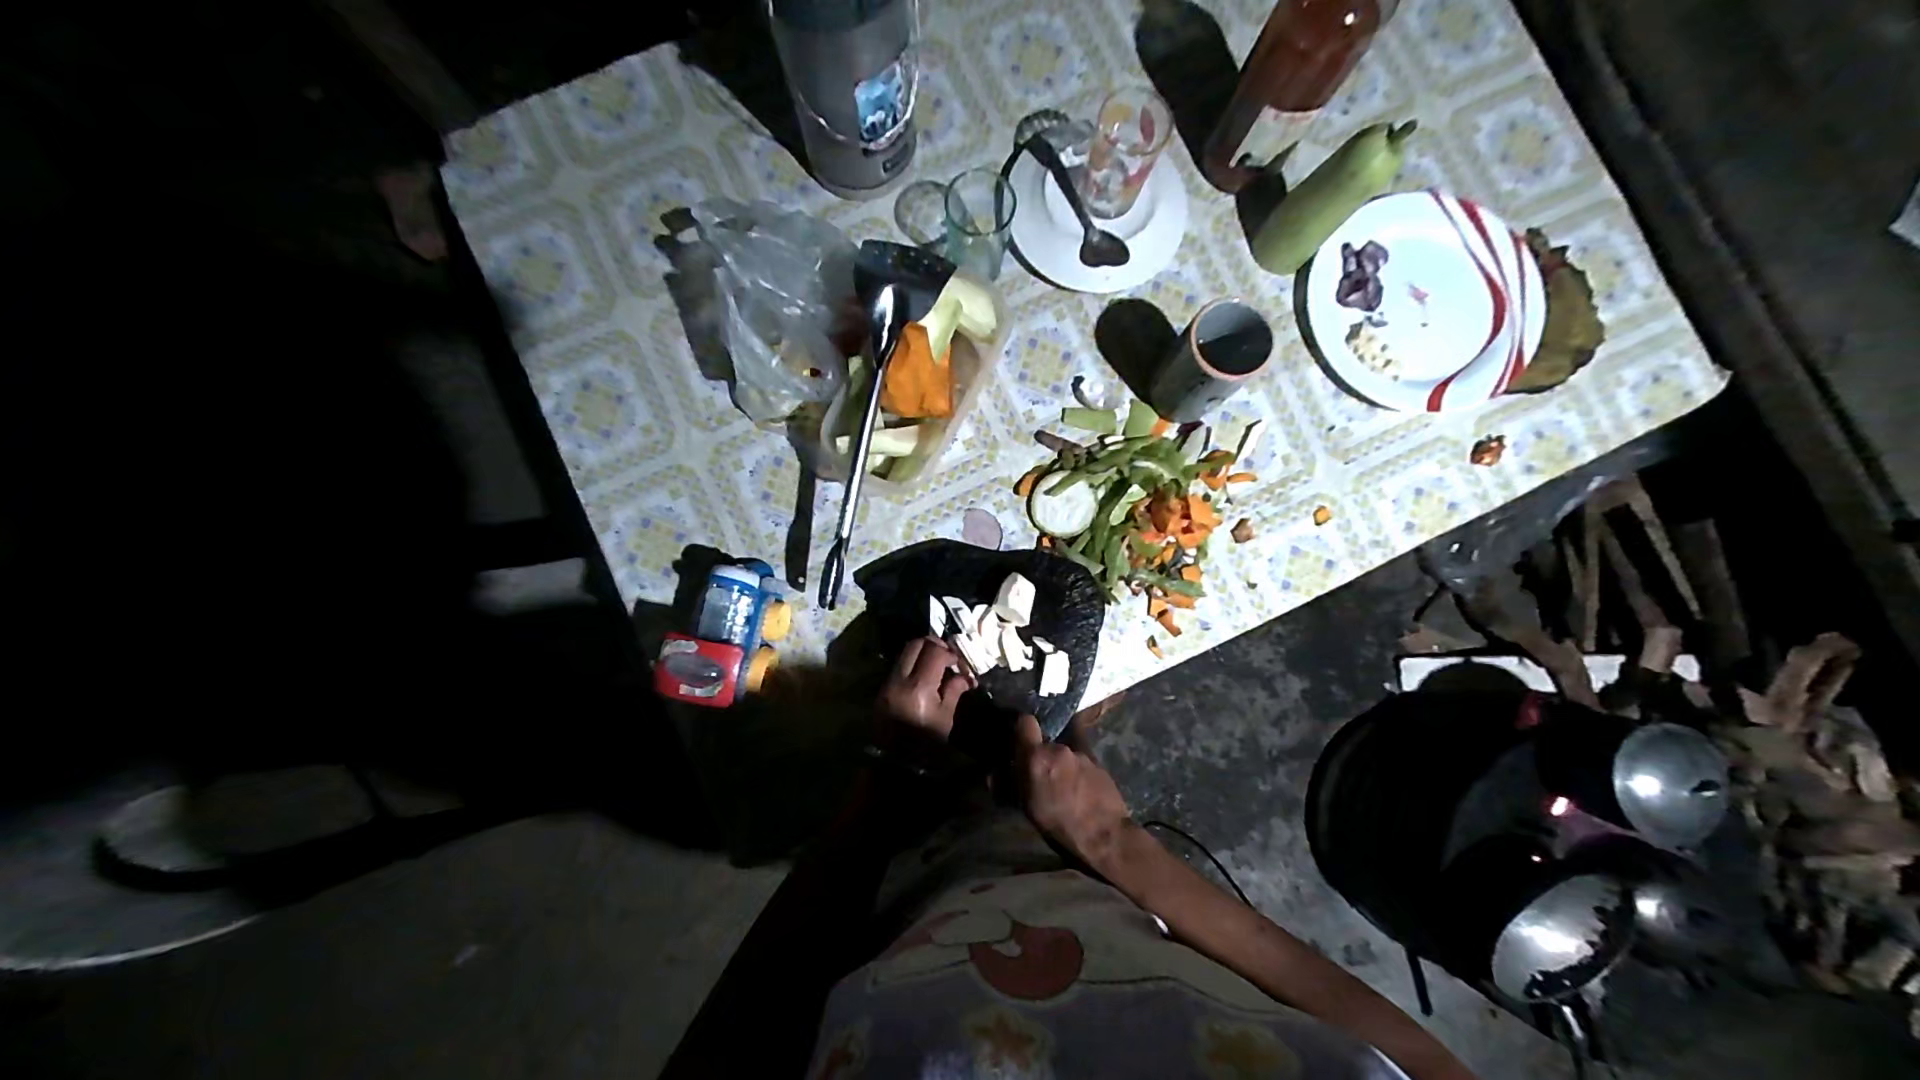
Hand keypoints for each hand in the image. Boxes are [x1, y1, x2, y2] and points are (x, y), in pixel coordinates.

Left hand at [876, 636, 973, 748]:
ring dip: (922, 651)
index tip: (959, 663)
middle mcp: (900, 679)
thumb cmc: (925, 745)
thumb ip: (954, 690)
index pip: (935, 653)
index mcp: (919, 688)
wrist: (894, 763)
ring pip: (905, 652)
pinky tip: (924, 674)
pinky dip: (913, 662)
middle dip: (934, 645)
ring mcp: (888, 682)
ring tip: (937, 664)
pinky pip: (899, 664)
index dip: (950, 653)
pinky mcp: (883, 687)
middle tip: (948, 655)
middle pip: (916, 644)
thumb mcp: (945, 718)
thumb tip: (966, 676)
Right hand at [1013, 713, 1133, 869]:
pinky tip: (1081, 788)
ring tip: (1065, 785)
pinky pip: (1080, 760)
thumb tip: (992, 774)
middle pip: (1046, 740)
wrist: (1104, 836)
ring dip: (1062, 763)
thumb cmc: (1059, 825)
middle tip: (1043, 773)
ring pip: (1064, 751)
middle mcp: (1059, 748)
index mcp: (1036, 757)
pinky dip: (1077, 770)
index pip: (1025, 722)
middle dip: (1043, 753)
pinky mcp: (1098, 762)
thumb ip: (1007, 786)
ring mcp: (1081, 754)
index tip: (1020, 740)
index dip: (1022, 728)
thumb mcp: (1027, 809)